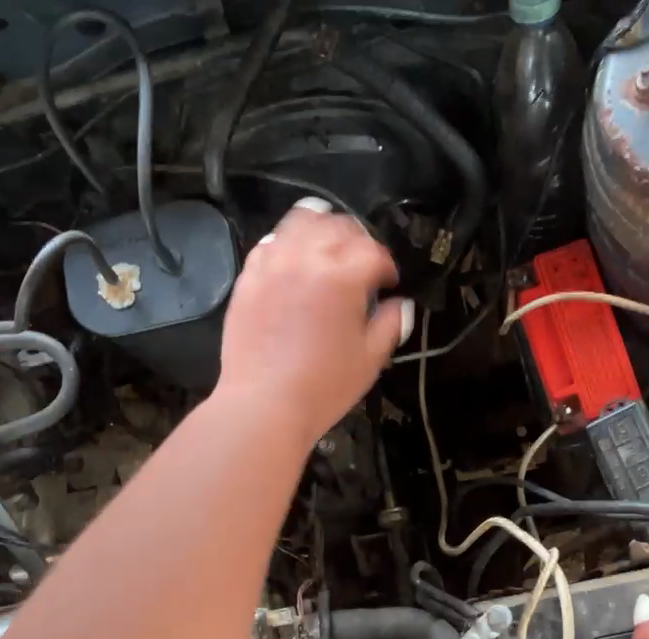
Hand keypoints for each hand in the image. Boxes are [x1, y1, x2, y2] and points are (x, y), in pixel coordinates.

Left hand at [214, 198, 414, 447]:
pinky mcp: (248, 278)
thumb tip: (400, 306)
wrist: (263, 404)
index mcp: (343, 276)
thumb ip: (390, 325)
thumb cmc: (323, 387)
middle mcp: (306, 258)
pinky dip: (287, 245)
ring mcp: (273, 264)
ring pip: (300, 223)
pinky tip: (293, 262)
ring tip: (328, 251)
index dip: (387, 266)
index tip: (389, 283)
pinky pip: (270, 244)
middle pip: (338, 226)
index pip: (374, 252)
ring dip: (321, 230)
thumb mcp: (370, 360)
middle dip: (357, 240)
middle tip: (363, 263)